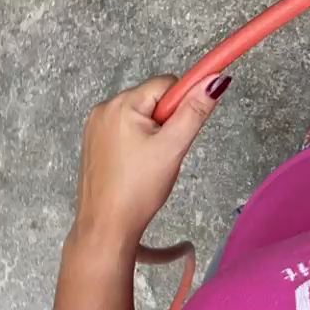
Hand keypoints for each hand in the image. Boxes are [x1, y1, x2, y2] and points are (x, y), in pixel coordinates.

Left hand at [70, 73, 230, 255]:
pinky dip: (138, 142)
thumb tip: (214, 80)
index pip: (166, 84)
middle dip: (167, 122)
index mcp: (121, 104)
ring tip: (151, 162)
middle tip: (165, 152)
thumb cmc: (137, 191)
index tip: (182, 131)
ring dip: (154, 133)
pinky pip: (126, 129)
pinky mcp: (95, 142)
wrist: (106, 228)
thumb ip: (195, 110)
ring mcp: (96, 126)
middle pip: (153, 99)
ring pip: (141, 115)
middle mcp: (104, 108)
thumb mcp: (173, 147)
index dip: (182, 106)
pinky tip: (138, 165)